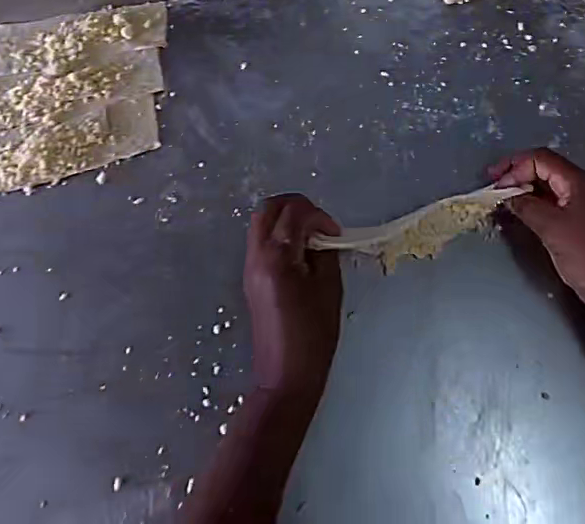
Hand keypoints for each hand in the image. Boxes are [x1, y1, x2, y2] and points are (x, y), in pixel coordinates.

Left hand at [244, 194, 342, 397]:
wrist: (285, 377)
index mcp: (276, 257)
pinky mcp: (250, 278)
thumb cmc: (313, 335)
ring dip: (287, 219)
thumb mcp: (329, 287)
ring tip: (312, 238)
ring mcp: (249, 267)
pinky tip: (301, 253)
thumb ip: (325, 252)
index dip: (319, 215)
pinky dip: (280, 234)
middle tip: (320, 223)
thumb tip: (321, 236)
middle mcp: (257, 256)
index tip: (335, 233)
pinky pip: (261, 240)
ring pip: (262, 222)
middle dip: (296, 206)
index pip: (294, 212)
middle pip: (269, 208)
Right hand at [489, 148, 584, 315]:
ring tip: (502, 194)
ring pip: (546, 182)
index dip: (515, 166)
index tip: (496, 183)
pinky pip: (551, 198)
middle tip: (494, 182)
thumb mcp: (550, 227)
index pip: (540, 159)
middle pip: (544, 166)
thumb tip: (507, 195)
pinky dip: (533, 198)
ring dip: (523, 185)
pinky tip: (520, 207)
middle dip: (517, 171)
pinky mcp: (578, 216)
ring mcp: (580, 200)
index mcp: (576, 180)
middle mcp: (579, 184)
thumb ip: (526, 206)